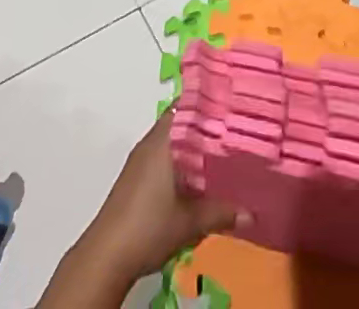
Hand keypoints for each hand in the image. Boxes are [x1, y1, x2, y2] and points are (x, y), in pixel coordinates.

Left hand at [39, 114, 246, 306]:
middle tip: (235, 130)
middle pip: (180, 123)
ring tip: (223, 153)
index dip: (208, 103)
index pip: (185, 106)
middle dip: (205, 126)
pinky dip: (181, 161)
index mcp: (162, 141)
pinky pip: (163, 157)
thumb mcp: (191, 221)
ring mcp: (140, 161)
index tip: (232, 104)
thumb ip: (222, 212)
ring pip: (171, 142)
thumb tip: (252, 214)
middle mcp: (150, 144)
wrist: (107, 255)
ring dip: (193, 146)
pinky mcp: (135, 178)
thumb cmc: (149, 226)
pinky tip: (198, 178)